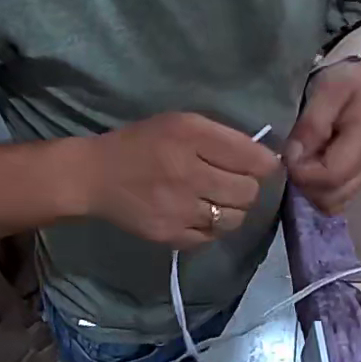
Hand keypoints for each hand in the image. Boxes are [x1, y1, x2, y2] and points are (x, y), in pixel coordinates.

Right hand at [81, 113, 280, 247]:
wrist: (93, 176)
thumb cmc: (144, 144)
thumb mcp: (183, 124)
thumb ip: (224, 138)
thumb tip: (266, 160)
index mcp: (192, 137)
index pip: (253, 158)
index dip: (266, 164)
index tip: (264, 166)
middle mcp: (188, 173)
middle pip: (248, 192)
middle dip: (248, 187)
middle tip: (233, 182)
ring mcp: (179, 209)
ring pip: (235, 219)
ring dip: (233, 210)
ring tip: (217, 199)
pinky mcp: (170, 235)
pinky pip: (212, 237)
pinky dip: (213, 228)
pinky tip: (200, 214)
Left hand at [286, 57, 360, 214]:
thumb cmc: (351, 84)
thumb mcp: (327, 92)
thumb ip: (310, 126)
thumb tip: (293, 159)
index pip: (330, 177)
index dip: (302, 172)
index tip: (291, 152)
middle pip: (331, 198)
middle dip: (305, 184)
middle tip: (297, 157)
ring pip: (334, 203)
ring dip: (312, 189)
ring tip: (307, 160)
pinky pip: (338, 198)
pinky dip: (322, 189)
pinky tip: (317, 165)